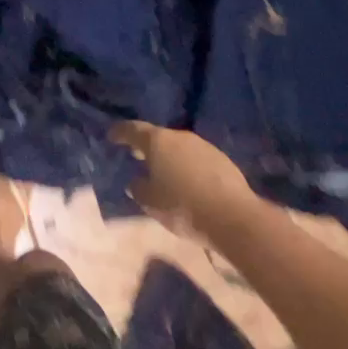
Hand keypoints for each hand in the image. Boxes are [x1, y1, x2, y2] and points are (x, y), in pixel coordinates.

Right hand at [110, 121, 261, 238]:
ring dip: (170, 158)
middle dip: (147, 147)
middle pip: (158, 137)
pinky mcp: (224, 161)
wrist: (235, 219)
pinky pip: (198, 160)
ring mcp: (205, 147)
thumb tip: (136, 182)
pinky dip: (189, 167)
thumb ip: (138, 188)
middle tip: (137, 157)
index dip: (120, 132)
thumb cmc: (183, 207)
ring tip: (165, 173)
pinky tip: (189, 183)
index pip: (132, 129)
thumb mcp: (150, 202)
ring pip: (180, 148)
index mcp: (157, 141)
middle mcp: (180, 137)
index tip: (112, 136)